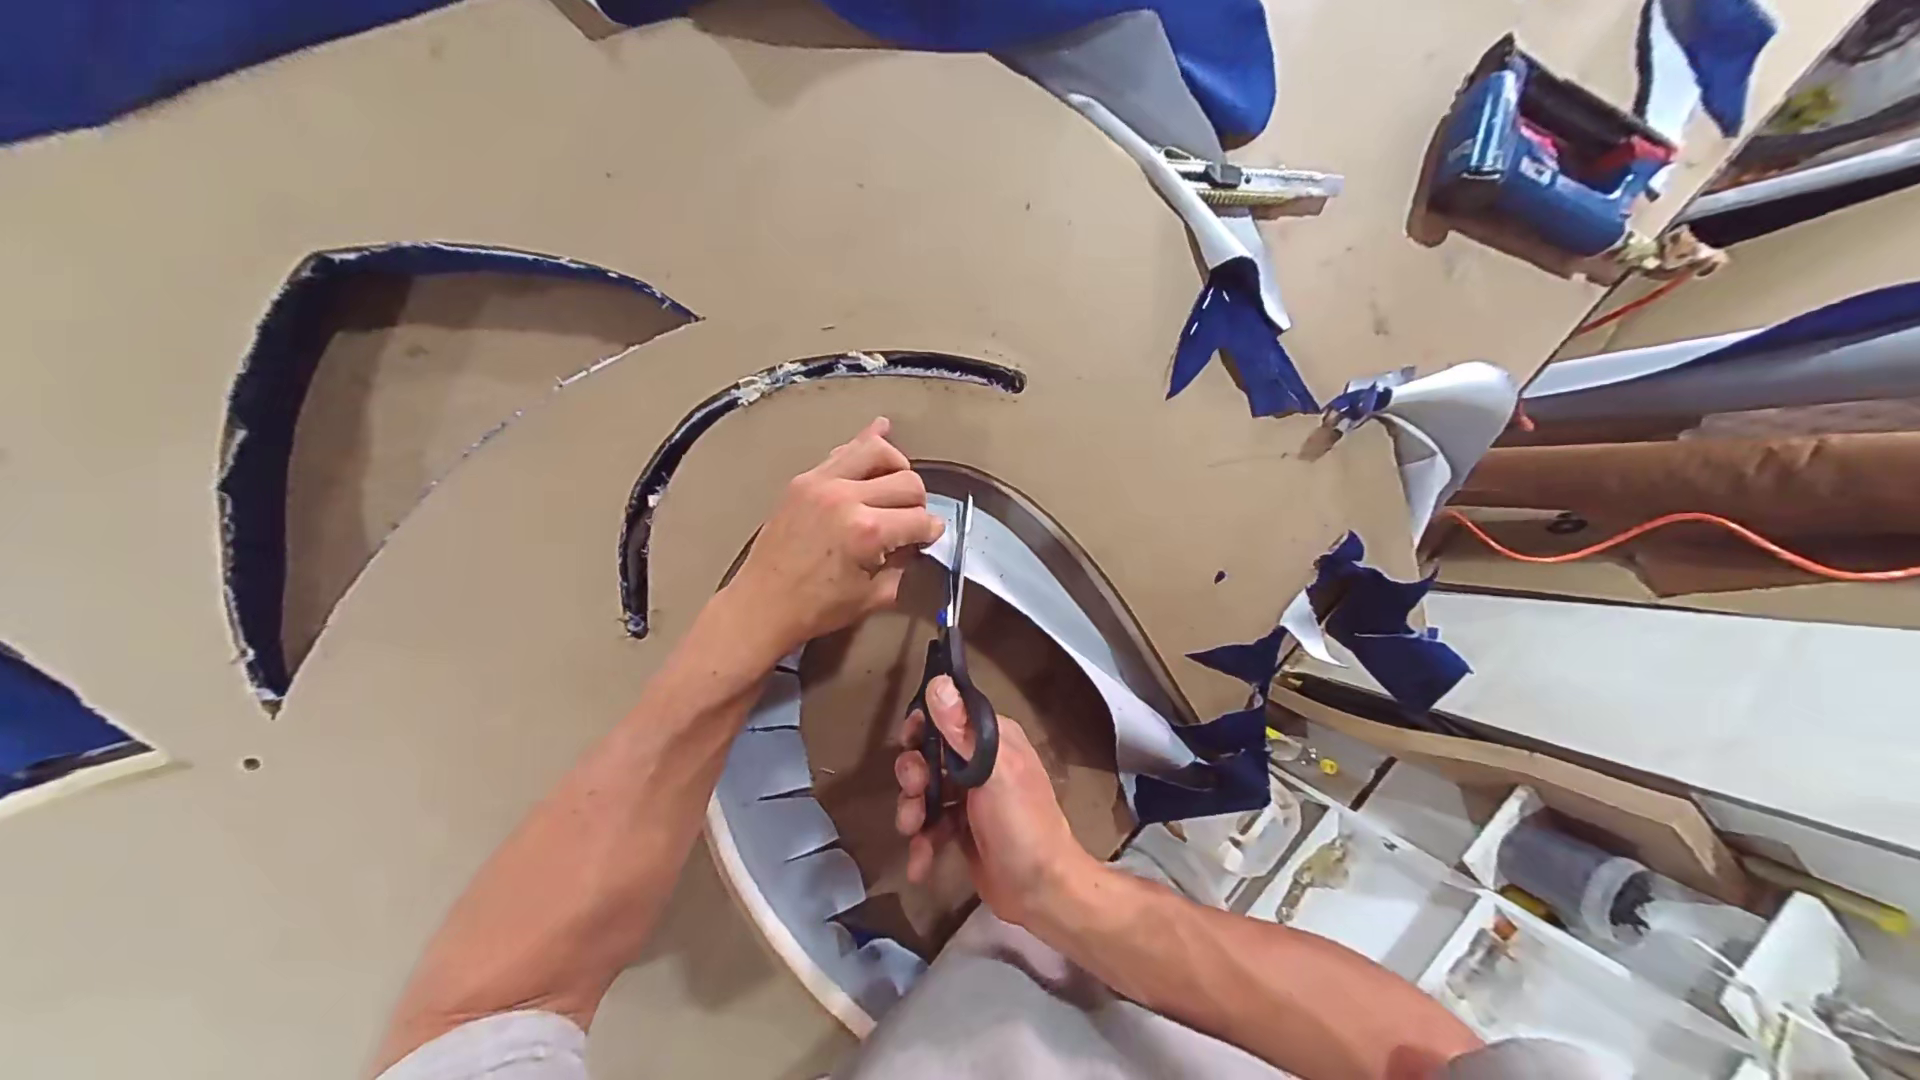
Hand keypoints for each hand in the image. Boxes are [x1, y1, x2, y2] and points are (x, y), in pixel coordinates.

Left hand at [724, 417, 944, 658]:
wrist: (762, 605)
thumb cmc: (813, 607)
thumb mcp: (873, 597)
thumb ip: (902, 564)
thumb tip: (913, 541)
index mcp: (866, 532)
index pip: (920, 519)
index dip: (931, 531)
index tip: (930, 535)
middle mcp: (845, 499)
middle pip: (907, 481)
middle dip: (919, 502)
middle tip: (912, 519)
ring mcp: (821, 484)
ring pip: (876, 451)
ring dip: (897, 465)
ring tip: (898, 483)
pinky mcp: (803, 481)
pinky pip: (842, 452)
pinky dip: (864, 443)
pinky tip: (880, 432)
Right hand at [893, 675, 1096, 928]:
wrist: (1042, 893)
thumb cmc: (1022, 824)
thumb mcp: (993, 771)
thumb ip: (964, 729)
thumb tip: (939, 682)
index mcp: (994, 739)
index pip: (950, 716)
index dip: (924, 727)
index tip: (909, 741)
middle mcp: (982, 762)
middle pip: (930, 755)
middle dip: (914, 775)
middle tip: (914, 793)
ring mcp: (971, 798)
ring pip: (926, 791)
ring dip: (913, 810)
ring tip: (914, 832)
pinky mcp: (964, 830)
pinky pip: (932, 826)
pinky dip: (922, 843)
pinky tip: (920, 864)